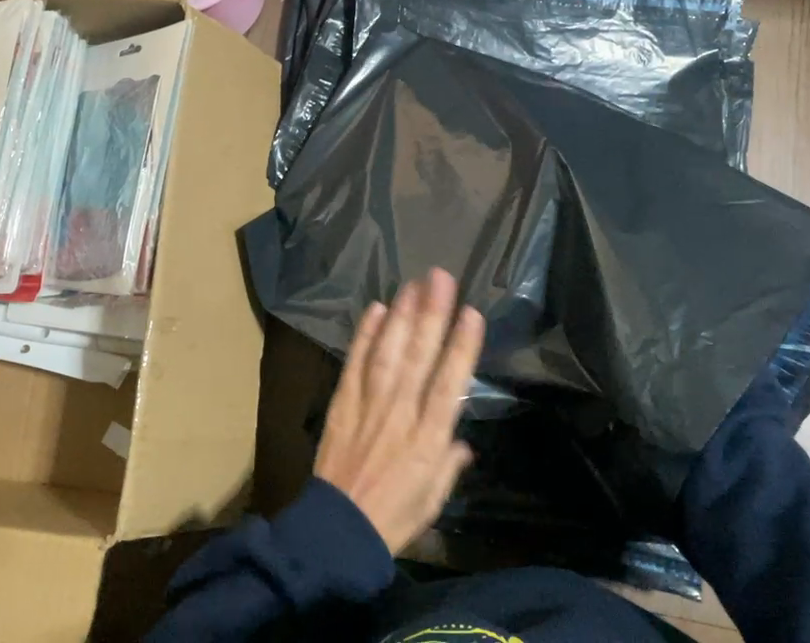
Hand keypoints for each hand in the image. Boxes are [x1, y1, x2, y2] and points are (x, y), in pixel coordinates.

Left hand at [313, 268, 485, 554]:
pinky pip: (354, 364)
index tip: (472, 313)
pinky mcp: (342, 404)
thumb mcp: (433, 500)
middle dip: (431, 314)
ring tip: (413, 284)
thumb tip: (462, 442)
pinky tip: (375, 310)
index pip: (450, 384)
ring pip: (388, 353)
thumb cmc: (394, 518)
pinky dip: (364, 336)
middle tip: (440, 278)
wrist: (338, 531)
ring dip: (400, 316)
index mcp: (428, 439)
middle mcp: (400, 414)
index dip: (461, 347)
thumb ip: (449, 465)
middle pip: (419, 357)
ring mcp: (368, 405)